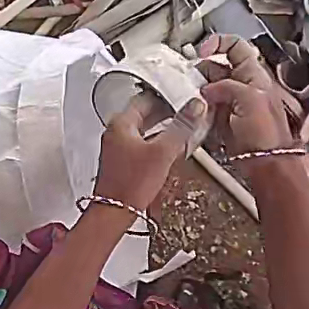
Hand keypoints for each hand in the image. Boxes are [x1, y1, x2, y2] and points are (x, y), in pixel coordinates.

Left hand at [94, 96, 203, 210]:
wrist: (114, 211)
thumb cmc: (130, 184)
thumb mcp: (163, 151)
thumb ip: (181, 127)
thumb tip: (194, 107)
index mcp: (120, 124)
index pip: (144, 99)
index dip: (165, 96)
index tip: (181, 97)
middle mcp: (115, 133)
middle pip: (143, 114)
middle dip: (164, 112)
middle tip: (183, 111)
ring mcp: (116, 148)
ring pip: (142, 130)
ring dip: (160, 128)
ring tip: (180, 128)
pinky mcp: (121, 162)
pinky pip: (140, 144)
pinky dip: (154, 142)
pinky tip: (167, 149)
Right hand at [195, 34, 297, 154]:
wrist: (265, 163)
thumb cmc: (267, 134)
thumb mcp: (250, 100)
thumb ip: (226, 87)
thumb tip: (207, 89)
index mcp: (253, 75)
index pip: (235, 46)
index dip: (218, 43)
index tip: (202, 51)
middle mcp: (241, 86)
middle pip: (214, 67)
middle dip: (200, 71)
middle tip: (190, 78)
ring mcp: (229, 102)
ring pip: (206, 87)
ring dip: (196, 90)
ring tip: (190, 97)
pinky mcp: (219, 119)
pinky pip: (203, 107)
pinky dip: (195, 108)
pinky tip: (193, 111)